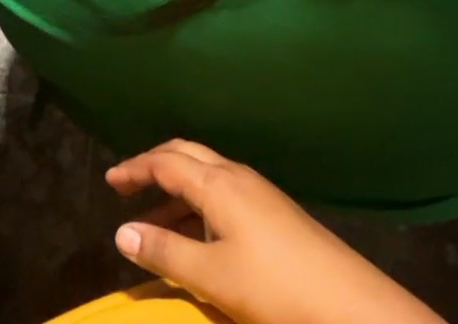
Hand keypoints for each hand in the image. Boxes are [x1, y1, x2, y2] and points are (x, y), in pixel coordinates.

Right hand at [106, 141, 444, 323]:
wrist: (348, 303)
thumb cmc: (273, 287)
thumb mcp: (211, 276)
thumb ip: (164, 251)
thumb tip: (121, 232)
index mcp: (218, 184)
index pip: (166, 162)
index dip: (135, 168)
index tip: (109, 181)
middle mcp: (237, 176)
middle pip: (187, 154)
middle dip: (153, 165)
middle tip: (125, 185)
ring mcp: (258, 191)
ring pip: (206, 174)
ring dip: (175, 187)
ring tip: (149, 219)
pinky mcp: (272, 210)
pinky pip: (222, 190)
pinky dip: (196, 202)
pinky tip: (193, 232)